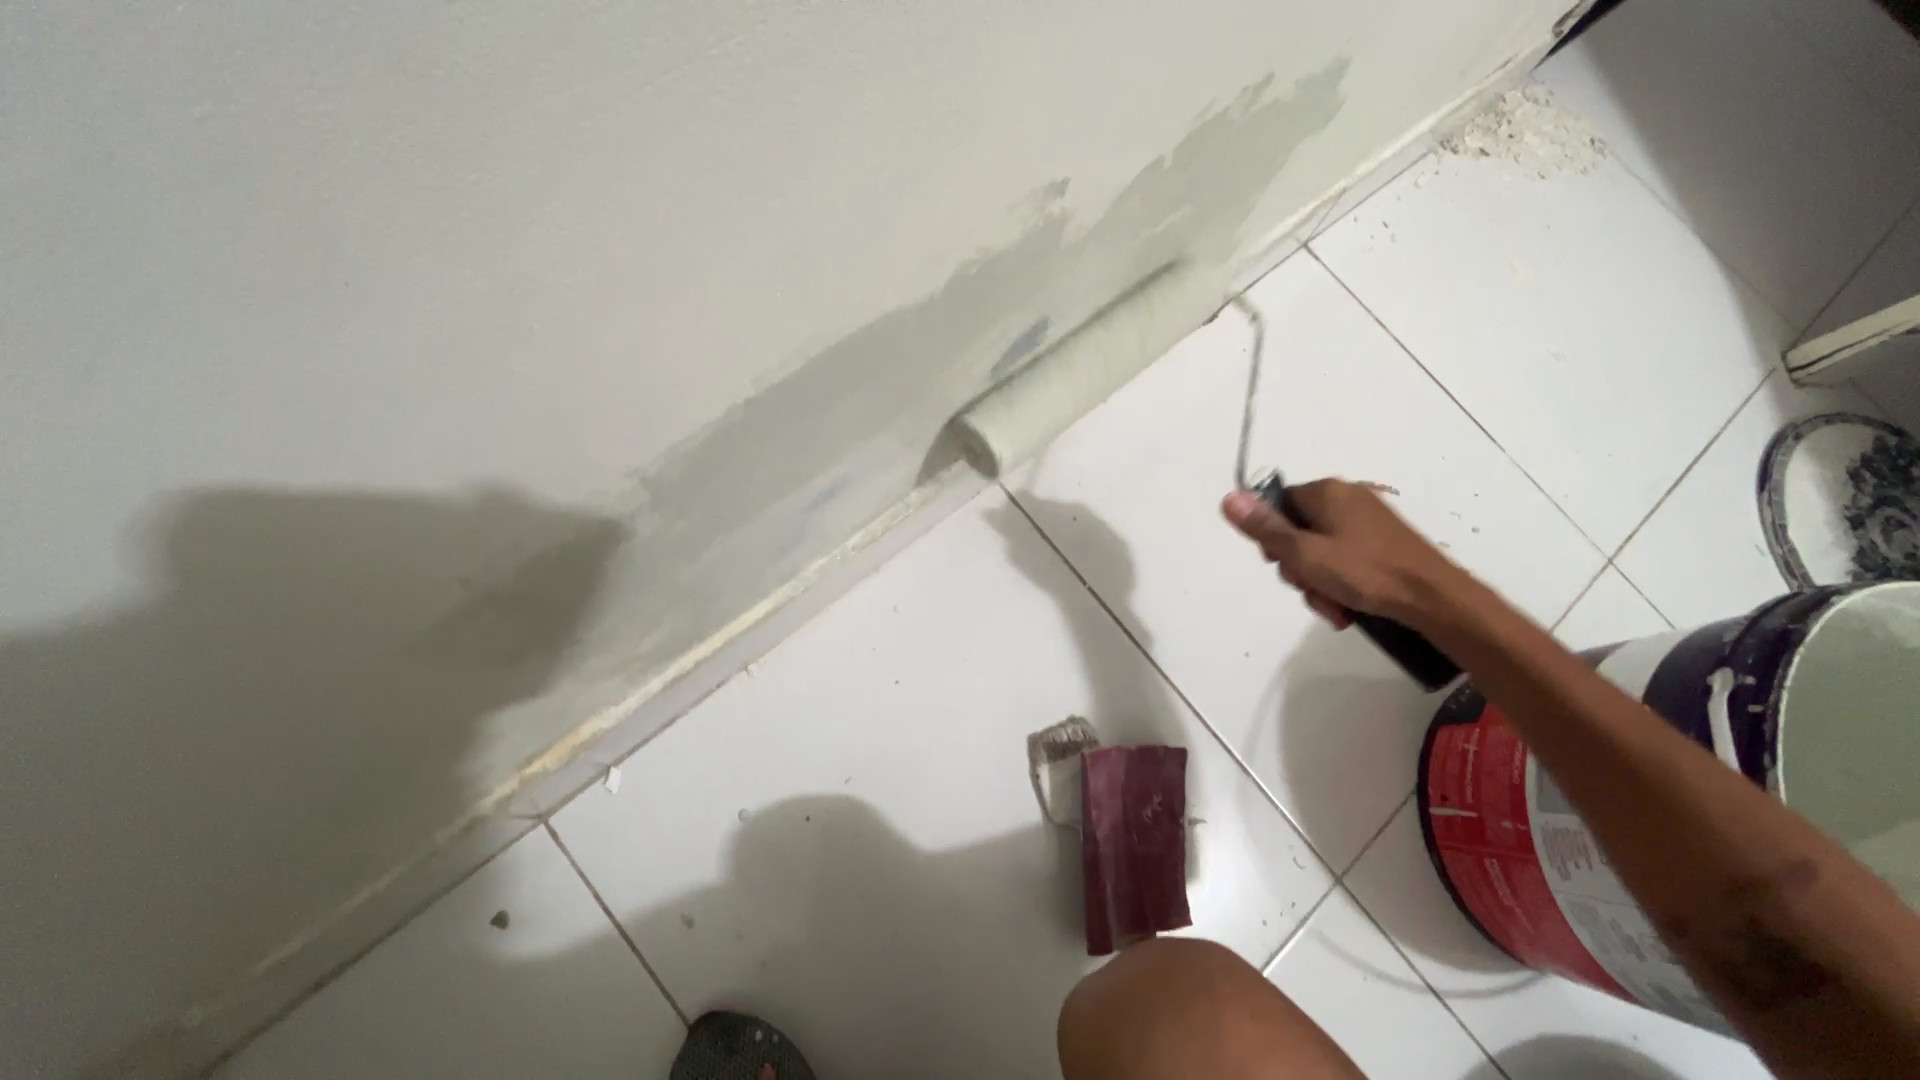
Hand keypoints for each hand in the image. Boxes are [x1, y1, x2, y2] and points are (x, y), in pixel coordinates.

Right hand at [1220, 479, 1462, 627]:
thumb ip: (1264, 528)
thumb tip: (1229, 497)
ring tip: (1334, 606)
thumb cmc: (1364, 573)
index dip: (1272, 539)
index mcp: (1326, 492)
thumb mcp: (1304, 554)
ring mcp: (1369, 519)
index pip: (1278, 506)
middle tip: (1311, 589)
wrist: (1433, 598)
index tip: (1283, 565)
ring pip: (1321, 550)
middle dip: (1299, 567)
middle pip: (1299, 530)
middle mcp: (1347, 497)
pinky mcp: (1385, 541)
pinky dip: (1341, 581)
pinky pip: (1346, 558)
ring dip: (1319, 581)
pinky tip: (1348, 606)